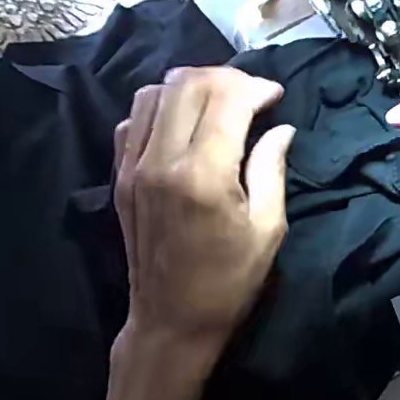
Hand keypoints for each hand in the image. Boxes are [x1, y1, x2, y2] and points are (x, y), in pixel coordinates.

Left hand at [113, 67, 295, 375]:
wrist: (170, 322)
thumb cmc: (229, 282)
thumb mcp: (268, 229)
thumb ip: (272, 168)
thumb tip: (281, 127)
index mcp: (204, 175)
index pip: (226, 98)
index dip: (256, 86)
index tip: (275, 95)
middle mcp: (161, 161)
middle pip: (187, 83)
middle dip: (225, 77)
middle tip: (250, 93)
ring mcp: (133, 167)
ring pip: (153, 92)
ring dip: (190, 86)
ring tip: (217, 102)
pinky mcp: (119, 177)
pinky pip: (133, 119)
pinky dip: (160, 107)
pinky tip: (182, 124)